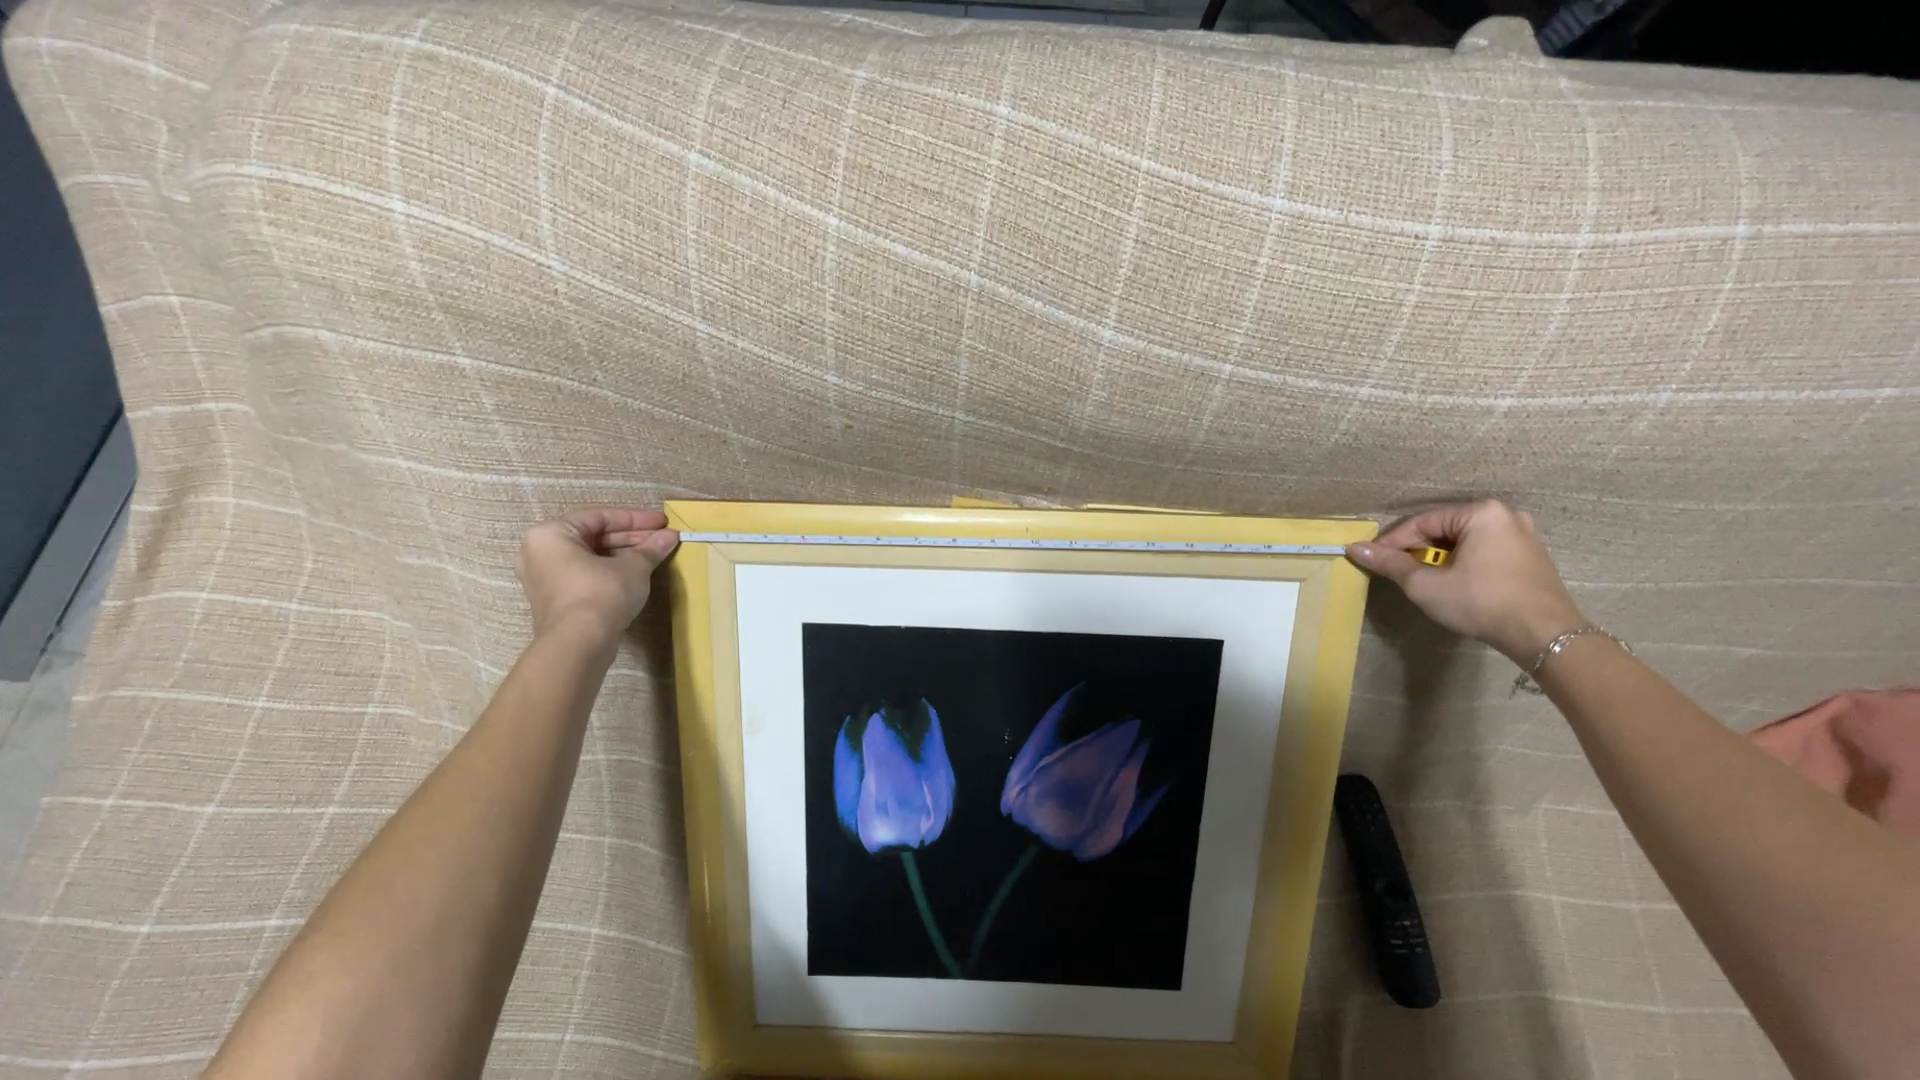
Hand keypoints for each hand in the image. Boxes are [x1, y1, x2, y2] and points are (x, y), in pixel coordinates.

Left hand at [515, 508, 678, 646]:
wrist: (579, 645)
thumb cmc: (601, 593)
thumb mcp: (633, 567)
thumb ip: (651, 548)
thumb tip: (672, 536)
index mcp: (551, 533)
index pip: (600, 517)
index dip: (636, 519)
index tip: (662, 522)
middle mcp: (539, 551)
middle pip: (593, 537)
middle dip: (631, 538)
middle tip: (661, 540)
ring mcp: (542, 578)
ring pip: (589, 557)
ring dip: (622, 555)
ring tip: (653, 556)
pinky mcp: (552, 600)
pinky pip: (583, 575)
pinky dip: (607, 571)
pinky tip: (634, 575)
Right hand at [1345, 500, 1584, 663]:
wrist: (1544, 635)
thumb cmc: (1481, 602)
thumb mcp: (1426, 585)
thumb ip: (1390, 564)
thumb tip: (1355, 548)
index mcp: (1480, 513)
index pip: (1422, 522)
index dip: (1392, 542)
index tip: (1372, 559)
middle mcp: (1505, 515)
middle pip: (1446, 529)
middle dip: (1418, 549)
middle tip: (1396, 571)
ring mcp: (1524, 536)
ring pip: (1466, 541)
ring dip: (1441, 557)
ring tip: (1423, 578)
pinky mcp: (1532, 557)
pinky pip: (1486, 551)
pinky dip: (1464, 563)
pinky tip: (1455, 583)